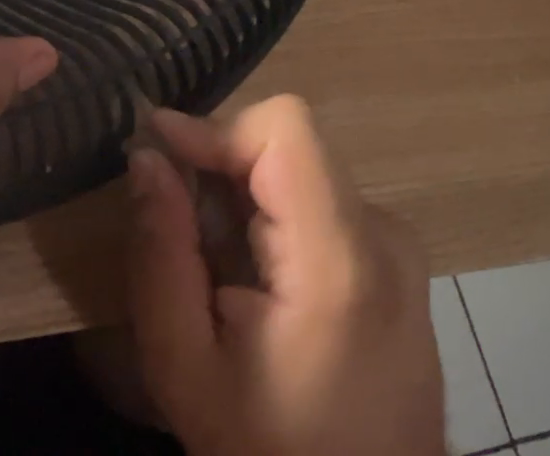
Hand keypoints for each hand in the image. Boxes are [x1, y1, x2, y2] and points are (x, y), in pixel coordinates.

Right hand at [126, 97, 444, 455]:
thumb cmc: (265, 451)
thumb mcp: (182, 360)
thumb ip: (160, 249)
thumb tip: (146, 156)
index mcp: (338, 262)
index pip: (285, 128)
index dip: (215, 126)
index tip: (158, 152)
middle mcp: (386, 240)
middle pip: (290, 146)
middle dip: (219, 165)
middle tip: (174, 218)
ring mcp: (402, 254)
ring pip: (302, 171)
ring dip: (243, 193)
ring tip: (211, 257)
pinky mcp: (401, 269)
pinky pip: (323, 202)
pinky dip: (273, 216)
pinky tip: (251, 275)